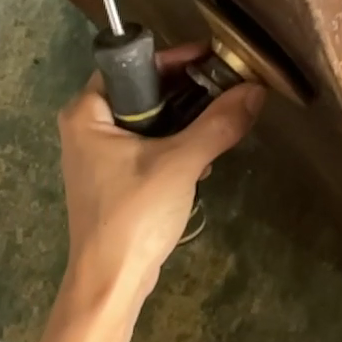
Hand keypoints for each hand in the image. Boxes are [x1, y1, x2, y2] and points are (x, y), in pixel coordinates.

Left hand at [57, 44, 263, 299]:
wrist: (111, 281)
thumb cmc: (134, 214)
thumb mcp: (181, 162)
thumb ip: (219, 124)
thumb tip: (256, 90)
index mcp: (87, 111)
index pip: (133, 64)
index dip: (175, 59)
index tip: (216, 60)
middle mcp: (86, 126)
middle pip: (144, 91)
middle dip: (186, 94)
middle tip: (226, 92)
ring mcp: (98, 155)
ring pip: (149, 121)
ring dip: (185, 123)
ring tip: (220, 127)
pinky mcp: (113, 179)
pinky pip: (148, 147)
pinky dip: (175, 147)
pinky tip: (201, 163)